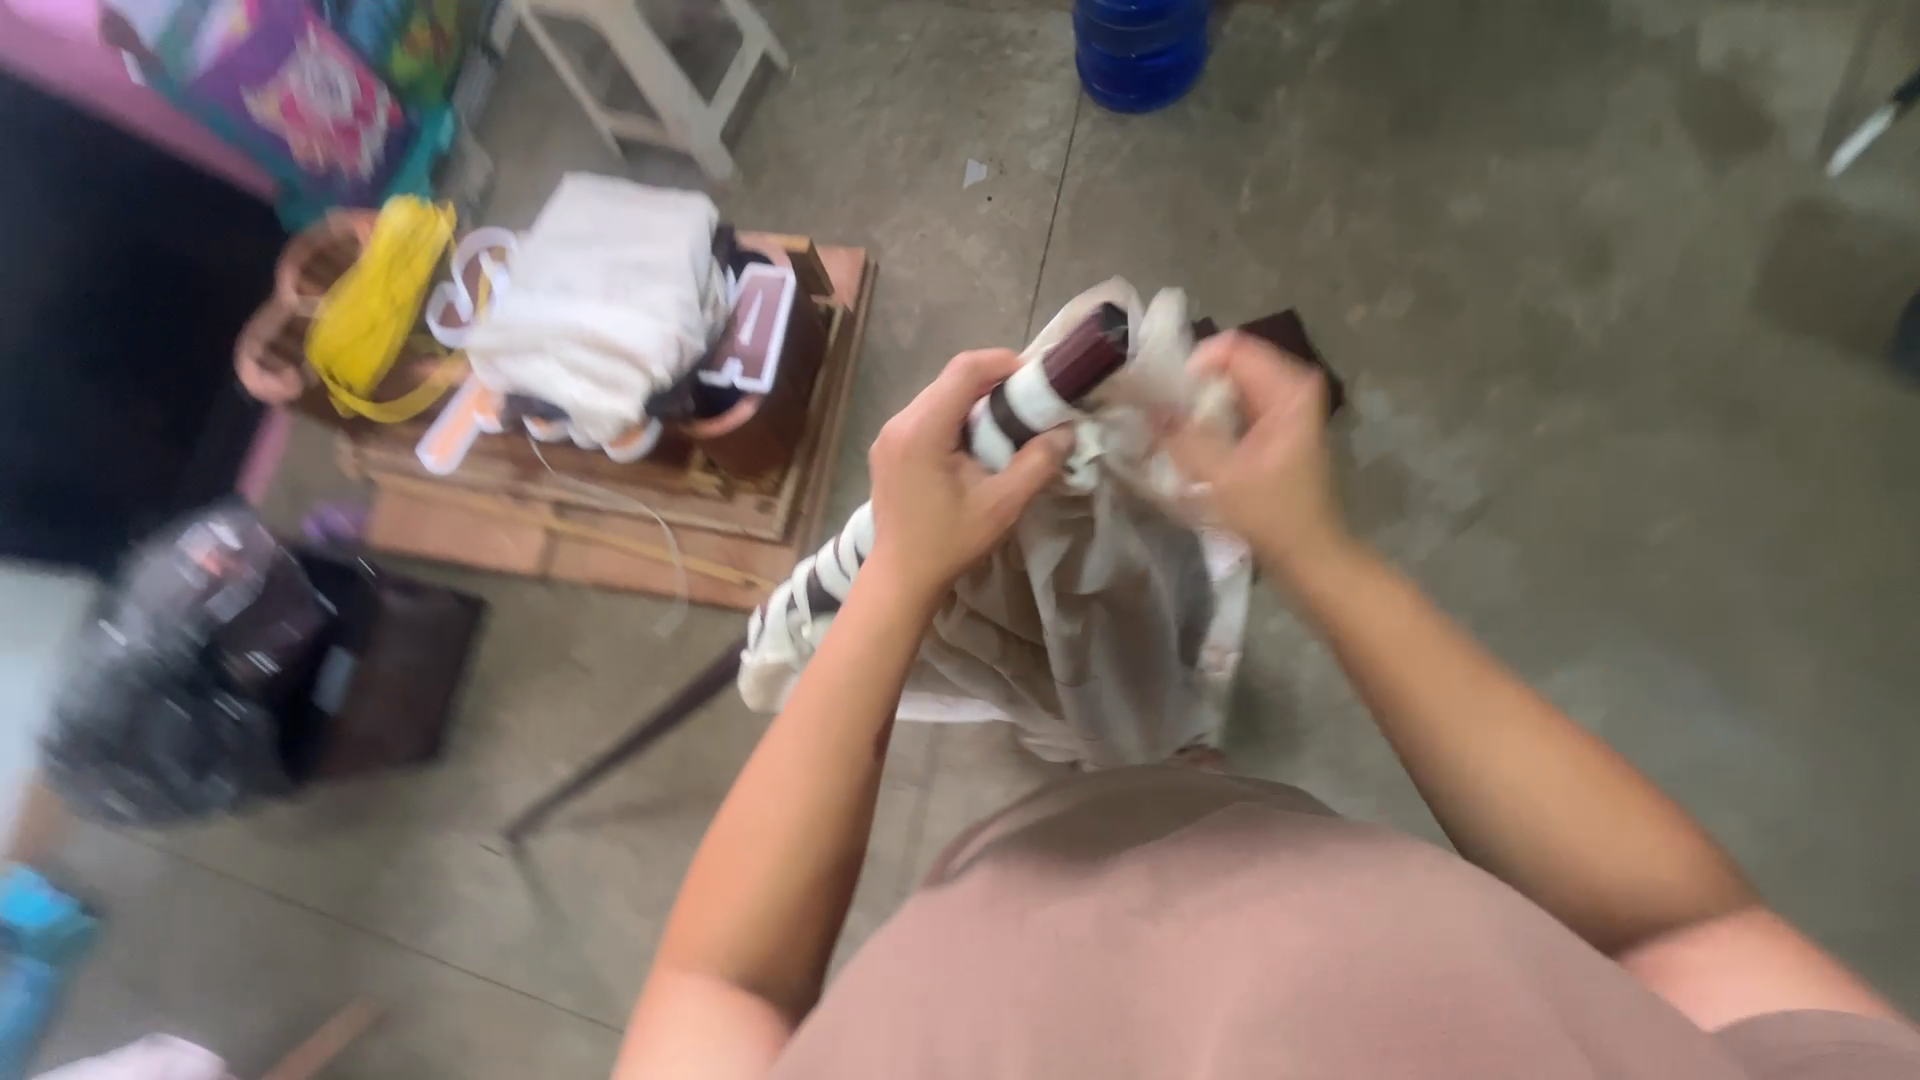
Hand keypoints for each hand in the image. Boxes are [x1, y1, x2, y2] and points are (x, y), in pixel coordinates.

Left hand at [865, 349, 1073, 603]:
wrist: (902, 577)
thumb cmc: (950, 542)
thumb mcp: (1002, 506)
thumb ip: (1037, 463)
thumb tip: (1065, 432)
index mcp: (922, 430)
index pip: (964, 370)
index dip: (1003, 363)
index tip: (1034, 380)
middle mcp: (899, 423)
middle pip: (949, 381)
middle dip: (991, 383)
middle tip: (1026, 405)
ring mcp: (888, 436)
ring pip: (937, 397)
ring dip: (972, 402)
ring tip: (1004, 426)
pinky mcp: (887, 450)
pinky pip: (924, 417)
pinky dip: (953, 419)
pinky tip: (974, 445)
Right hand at [1160, 332, 1350, 577]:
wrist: (1309, 554)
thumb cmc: (1272, 515)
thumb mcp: (1222, 477)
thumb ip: (1182, 437)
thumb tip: (1144, 406)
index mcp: (1288, 389)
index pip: (1231, 348)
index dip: (1192, 366)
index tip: (1163, 396)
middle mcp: (1290, 387)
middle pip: (1228, 364)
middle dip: (1190, 384)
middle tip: (1157, 412)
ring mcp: (1284, 406)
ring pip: (1227, 386)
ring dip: (1196, 403)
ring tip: (1167, 427)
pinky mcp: (1275, 426)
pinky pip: (1232, 406)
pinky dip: (1208, 418)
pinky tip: (1188, 441)